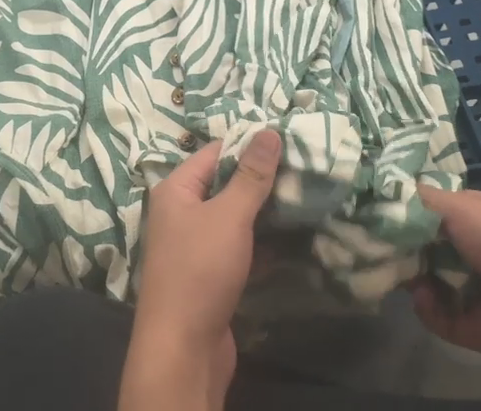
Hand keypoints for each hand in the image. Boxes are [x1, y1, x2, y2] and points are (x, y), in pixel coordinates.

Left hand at [121, 131, 280, 410]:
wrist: (183, 348)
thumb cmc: (200, 270)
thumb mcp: (229, 216)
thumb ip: (251, 176)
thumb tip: (269, 131)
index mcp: (176, 189)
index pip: (214, 152)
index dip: (248, 144)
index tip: (287, 140)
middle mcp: (180, 212)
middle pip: (224, 183)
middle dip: (260, 178)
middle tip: (303, 169)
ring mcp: (194, 244)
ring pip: (233, 216)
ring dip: (264, 210)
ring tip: (305, 197)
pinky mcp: (209, 274)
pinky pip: (238, 246)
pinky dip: (261, 240)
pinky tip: (292, 237)